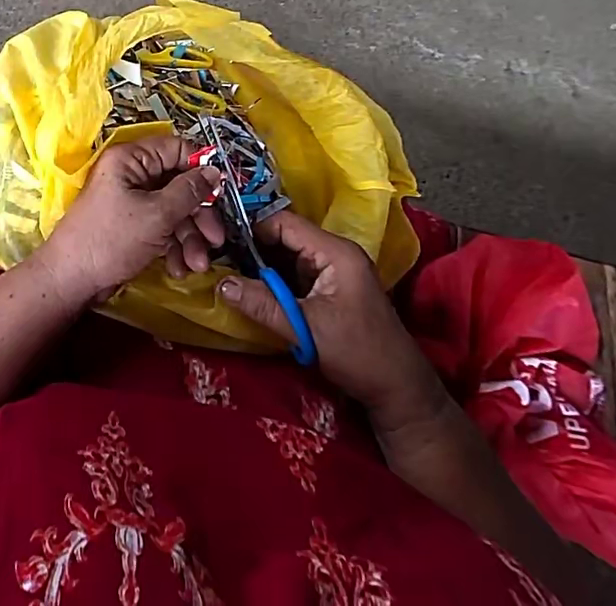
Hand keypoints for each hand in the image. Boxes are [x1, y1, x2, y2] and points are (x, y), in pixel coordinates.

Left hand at [33, 135, 225, 305]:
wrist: (72, 279)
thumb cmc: (110, 239)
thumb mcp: (157, 214)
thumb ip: (189, 192)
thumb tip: (214, 172)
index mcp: (130, 159)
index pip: (176, 149)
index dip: (201, 168)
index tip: (222, 191)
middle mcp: (131, 175)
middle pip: (179, 184)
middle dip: (199, 215)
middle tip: (215, 239)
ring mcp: (131, 201)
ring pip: (174, 210)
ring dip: (189, 238)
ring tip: (196, 265)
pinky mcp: (132, 226)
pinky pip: (162, 228)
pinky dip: (173, 246)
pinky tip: (178, 268)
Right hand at [219, 211, 446, 428]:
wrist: (400, 392)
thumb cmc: (360, 355)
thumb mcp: (306, 329)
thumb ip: (263, 304)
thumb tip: (220, 284)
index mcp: (335, 252)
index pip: (284, 223)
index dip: (251, 228)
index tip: (219, 241)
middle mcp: (334, 253)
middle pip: (282, 236)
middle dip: (250, 246)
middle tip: (216, 257)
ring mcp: (331, 270)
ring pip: (284, 255)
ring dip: (258, 264)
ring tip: (225, 269)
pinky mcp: (326, 287)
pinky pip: (291, 272)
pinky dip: (270, 279)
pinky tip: (247, 286)